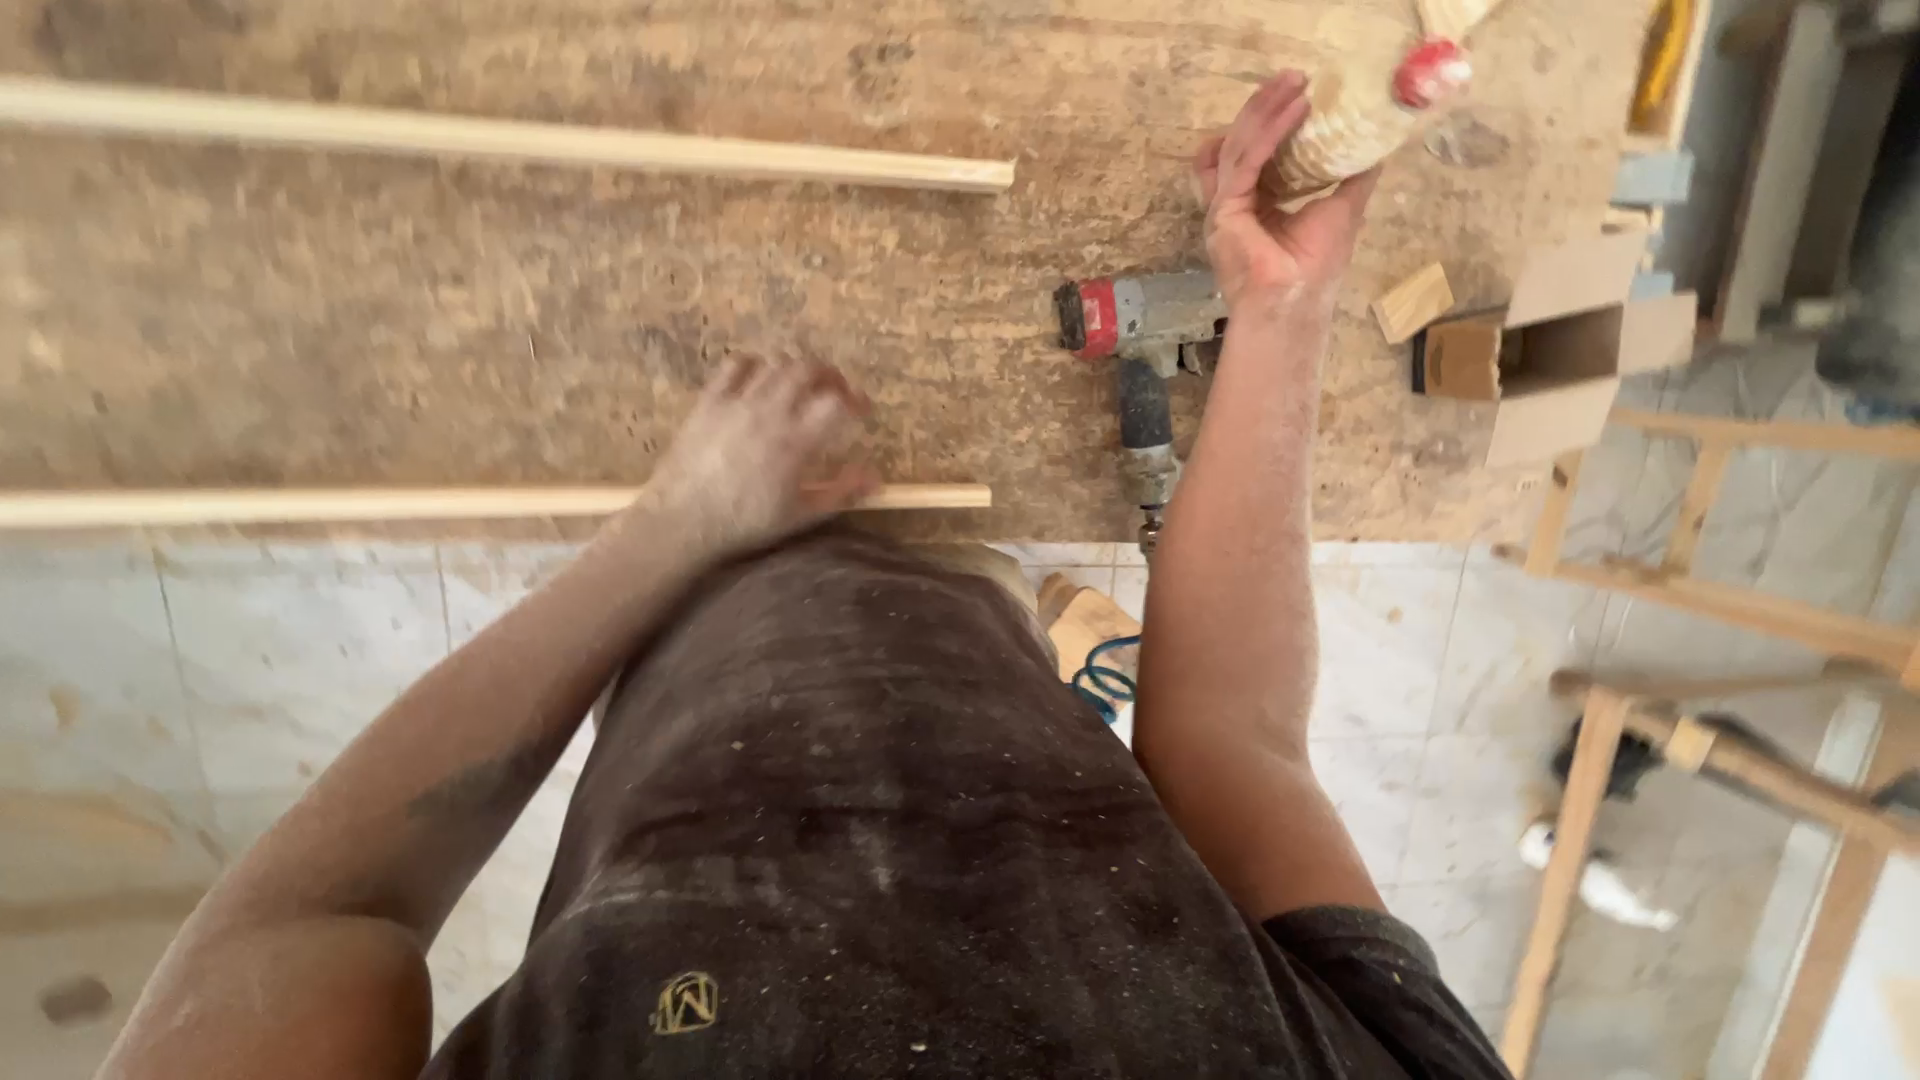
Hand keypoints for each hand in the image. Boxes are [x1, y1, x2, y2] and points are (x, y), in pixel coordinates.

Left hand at [607, 356, 879, 563]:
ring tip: (802, 385)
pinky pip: (736, 365)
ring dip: (796, 369)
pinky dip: (756, 365)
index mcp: (796, 441)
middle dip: (830, 375)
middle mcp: (769, 412)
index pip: (837, 402)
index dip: (857, 399)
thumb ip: (842, 492)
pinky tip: (761, 380)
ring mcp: (737, 402)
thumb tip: (877, 478)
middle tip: (836, 391)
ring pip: (776, 363)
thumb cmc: (746, 523)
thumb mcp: (802, 515)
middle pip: (809, 369)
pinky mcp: (710, 400)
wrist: (681, 520)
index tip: (863, 410)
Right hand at [1195, 71, 1379, 313]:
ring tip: (1294, 84)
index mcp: (1255, 206)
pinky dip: (1269, 133)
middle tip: (1294, 78)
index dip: (1270, 123)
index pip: (1254, 155)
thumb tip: (1375, 143)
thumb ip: (1351, 175)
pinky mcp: (1224, 213)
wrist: (1294, 302)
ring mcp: (1224, 209)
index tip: (1295, 94)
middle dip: (1265, 108)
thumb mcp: (1341, 208)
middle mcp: (1234, 205)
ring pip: (1238, 147)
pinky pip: (1245, 162)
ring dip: (1266, 111)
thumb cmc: (1314, 268)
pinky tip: (1294, 111)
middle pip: (1242, 144)